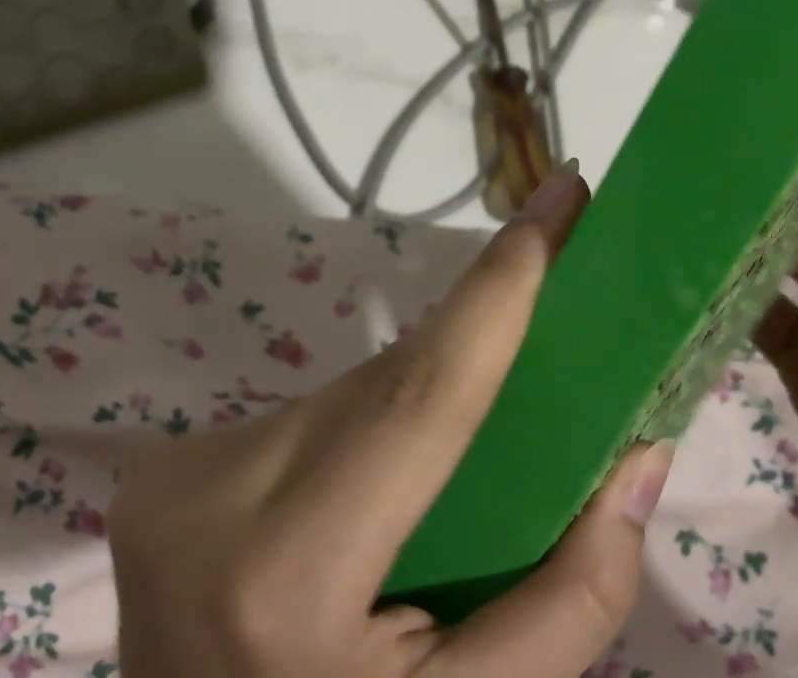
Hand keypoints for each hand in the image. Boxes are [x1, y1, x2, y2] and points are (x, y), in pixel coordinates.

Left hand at [109, 166, 674, 676]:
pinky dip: (358, 429)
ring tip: (472, 427)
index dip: (497, 294)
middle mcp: (209, 496)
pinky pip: (296, 422)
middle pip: (378, 389)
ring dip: (412, 396)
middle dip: (470, 344)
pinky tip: (389, 468)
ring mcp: (170, 477)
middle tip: (550, 300)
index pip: (420, 397)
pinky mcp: (160, 472)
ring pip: (337, 399)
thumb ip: (569, 600)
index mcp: (287, 571)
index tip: (557, 197)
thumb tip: (637, 460)